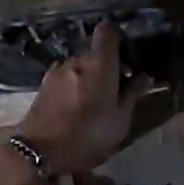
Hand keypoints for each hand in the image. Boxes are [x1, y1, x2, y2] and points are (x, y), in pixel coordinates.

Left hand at [16, 21, 148, 172]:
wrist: (38, 153)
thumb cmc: (88, 135)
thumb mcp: (120, 120)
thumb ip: (132, 94)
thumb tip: (145, 76)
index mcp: (100, 65)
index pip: (107, 32)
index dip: (117, 35)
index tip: (127, 49)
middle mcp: (77, 61)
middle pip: (94, 52)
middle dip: (106, 64)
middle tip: (116, 84)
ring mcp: (57, 72)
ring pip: (79, 65)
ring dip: (88, 75)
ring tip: (94, 98)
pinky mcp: (43, 86)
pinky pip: (65, 77)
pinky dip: (73, 84)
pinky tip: (76, 105)